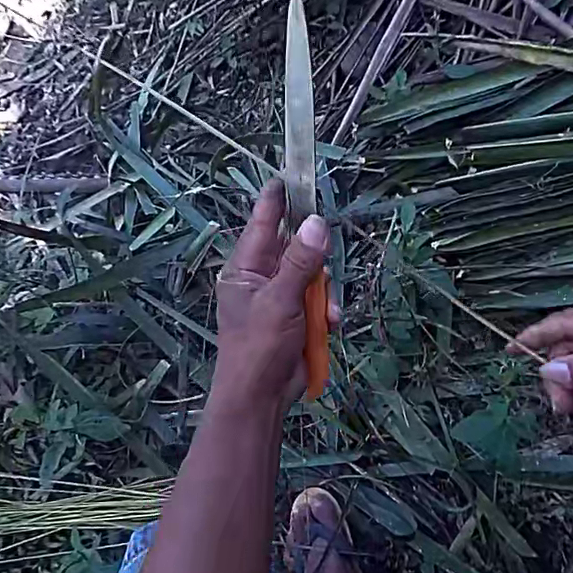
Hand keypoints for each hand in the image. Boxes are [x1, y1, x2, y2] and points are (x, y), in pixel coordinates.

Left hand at [212, 179, 339, 409]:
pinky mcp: (296, 318)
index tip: (290, 176)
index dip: (278, 200)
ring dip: (323, 295)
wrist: (261, 396)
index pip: (263, 223)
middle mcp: (262, 278)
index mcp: (245, 268)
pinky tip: (327, 327)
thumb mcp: (280, 300)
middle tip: (322, 272)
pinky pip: (318, 302)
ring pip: (314, 277)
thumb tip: (317, 223)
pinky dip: (325, 313)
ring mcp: (281, 299)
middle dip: (315, 263)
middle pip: (297, 249)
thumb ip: (300, 262)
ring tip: (324, 316)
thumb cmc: (258, 346)